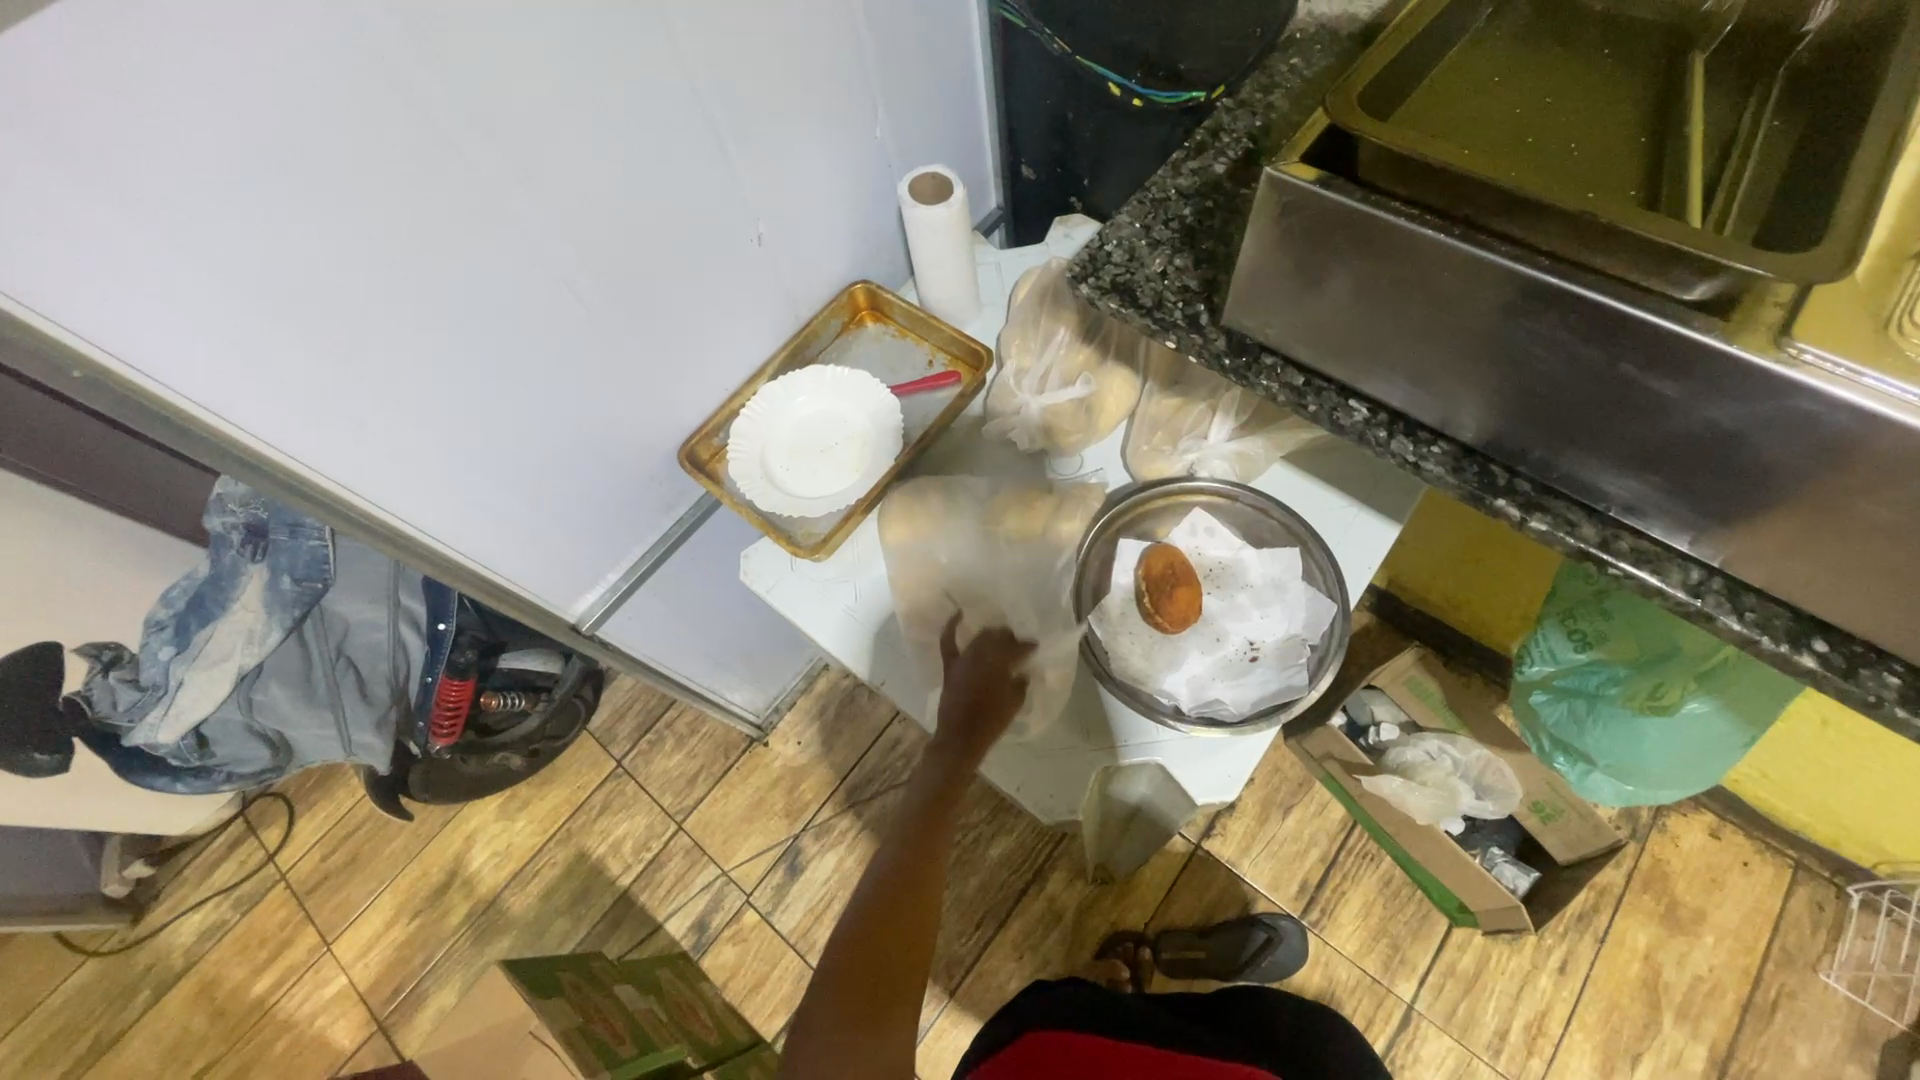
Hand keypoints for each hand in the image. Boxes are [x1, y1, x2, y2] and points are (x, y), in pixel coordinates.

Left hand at [930, 613, 1034, 769]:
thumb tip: (1021, 672)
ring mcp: (964, 659)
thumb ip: (1020, 682)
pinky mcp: (950, 666)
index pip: (1018, 648)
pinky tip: (959, 614)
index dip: (1028, 646)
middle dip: (1009, 638)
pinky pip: (948, 641)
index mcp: (1002, 663)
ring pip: (980, 638)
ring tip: (999, 636)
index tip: (1034, 646)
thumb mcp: (1015, 702)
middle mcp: (983, 655)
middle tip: (1016, 643)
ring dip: (991, 635)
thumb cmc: (993, 722)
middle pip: (998, 638)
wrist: (962, 737)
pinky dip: (952, 626)